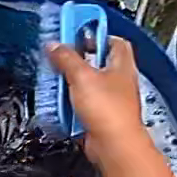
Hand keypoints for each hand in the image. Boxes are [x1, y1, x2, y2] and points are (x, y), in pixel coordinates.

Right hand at [45, 36, 151, 164]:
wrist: (113, 146)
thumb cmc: (110, 112)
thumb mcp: (81, 76)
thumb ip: (67, 58)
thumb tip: (55, 46)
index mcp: (121, 65)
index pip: (113, 41)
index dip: (96, 34)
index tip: (76, 30)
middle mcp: (118, 82)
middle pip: (96, 62)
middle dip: (77, 59)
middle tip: (60, 55)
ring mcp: (109, 100)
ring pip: (87, 84)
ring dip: (71, 82)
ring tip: (57, 79)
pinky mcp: (98, 116)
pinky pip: (80, 104)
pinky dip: (69, 102)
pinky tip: (61, 102)